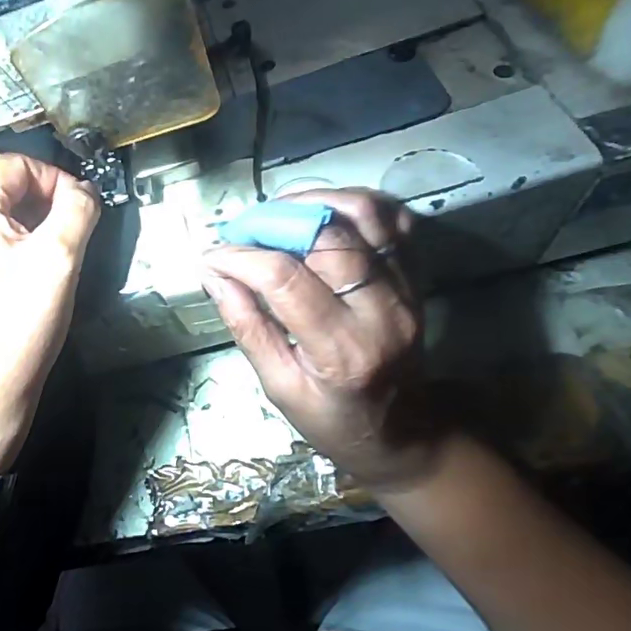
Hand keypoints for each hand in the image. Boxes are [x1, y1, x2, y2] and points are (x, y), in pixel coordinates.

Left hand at [0, 152, 100, 474]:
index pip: (7, 163)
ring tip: (44, 244)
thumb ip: (78, 208)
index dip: (52, 177)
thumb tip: (82, 191)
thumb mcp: (61, 259)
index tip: (79, 207)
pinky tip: (16, 264)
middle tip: (65, 225)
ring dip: (16, 214)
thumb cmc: (19, 327)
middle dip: (34, 194)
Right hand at [199, 189, 433, 489]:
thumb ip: (248, 326)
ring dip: (315, 200)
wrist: (405, 431)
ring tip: (280, 212)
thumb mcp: (280, 387)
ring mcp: (406, 289)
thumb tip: (213, 274)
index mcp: (341, 352)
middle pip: (327, 237)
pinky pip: (393, 218)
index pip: (285, 280)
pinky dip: (356, 203)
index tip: (214, 254)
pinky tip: (325, 212)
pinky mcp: (416, 276)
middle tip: (245, 229)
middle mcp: (381, 312)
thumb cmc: (335, 420)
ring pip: (365, 213)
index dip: (241, 257)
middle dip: (275, 221)